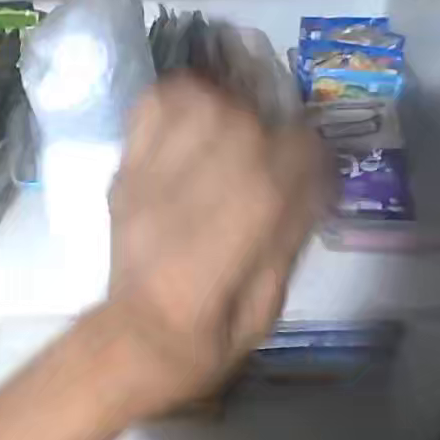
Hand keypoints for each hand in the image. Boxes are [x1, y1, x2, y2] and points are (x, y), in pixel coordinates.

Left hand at [99, 75, 325, 414]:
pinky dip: (174, 99)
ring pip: (195, 101)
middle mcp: (203, 185)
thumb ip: (291, 231)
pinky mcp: (127, 173)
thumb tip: (312, 179)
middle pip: (243, 115)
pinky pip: (148, 111)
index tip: (309, 161)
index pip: (295, 148)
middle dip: (265, 118)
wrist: (137, 340)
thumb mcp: (273, 297)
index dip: (310, 149)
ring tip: (230, 116)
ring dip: (222, 100)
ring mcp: (156, 176)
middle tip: (268, 135)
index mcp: (249, 220)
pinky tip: (190, 115)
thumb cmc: (214, 333)